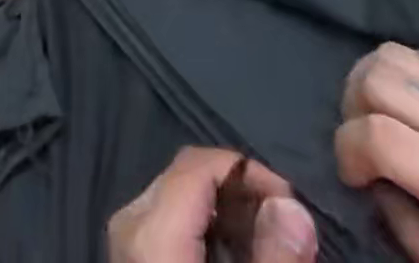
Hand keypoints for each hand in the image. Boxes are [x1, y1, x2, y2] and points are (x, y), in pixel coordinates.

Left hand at [108, 148, 316, 262]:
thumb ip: (274, 258)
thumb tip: (293, 206)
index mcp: (149, 227)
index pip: (197, 164)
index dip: (249, 172)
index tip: (295, 202)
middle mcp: (128, 220)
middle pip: (187, 176)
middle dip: (240, 191)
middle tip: (288, 225)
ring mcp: (124, 239)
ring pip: (179, 197)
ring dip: (226, 211)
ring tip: (271, 240)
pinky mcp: (131, 256)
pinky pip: (169, 221)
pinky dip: (206, 228)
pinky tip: (239, 253)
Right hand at [336, 43, 418, 262]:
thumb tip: (376, 188)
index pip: (383, 140)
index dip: (348, 153)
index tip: (354, 179)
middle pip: (381, 82)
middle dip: (351, 109)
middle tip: (363, 144)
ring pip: (397, 56)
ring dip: (371, 83)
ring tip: (381, 118)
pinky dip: (408, 77)